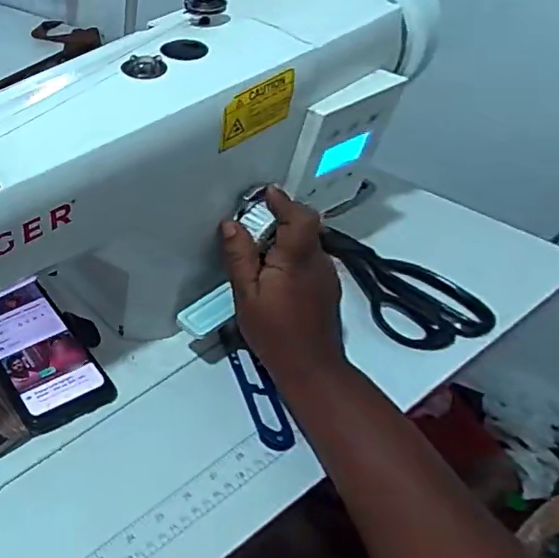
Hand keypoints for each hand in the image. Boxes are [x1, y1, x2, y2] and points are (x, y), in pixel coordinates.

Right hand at [219, 186, 346, 378]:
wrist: (311, 366)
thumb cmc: (274, 332)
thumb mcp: (245, 293)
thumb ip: (239, 256)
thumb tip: (231, 225)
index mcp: (298, 260)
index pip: (299, 218)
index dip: (283, 201)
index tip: (266, 192)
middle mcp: (320, 263)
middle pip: (305, 228)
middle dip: (280, 218)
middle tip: (251, 220)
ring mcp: (327, 276)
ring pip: (307, 244)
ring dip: (283, 238)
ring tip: (255, 247)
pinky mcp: (326, 287)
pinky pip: (309, 259)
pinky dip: (289, 254)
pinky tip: (270, 270)